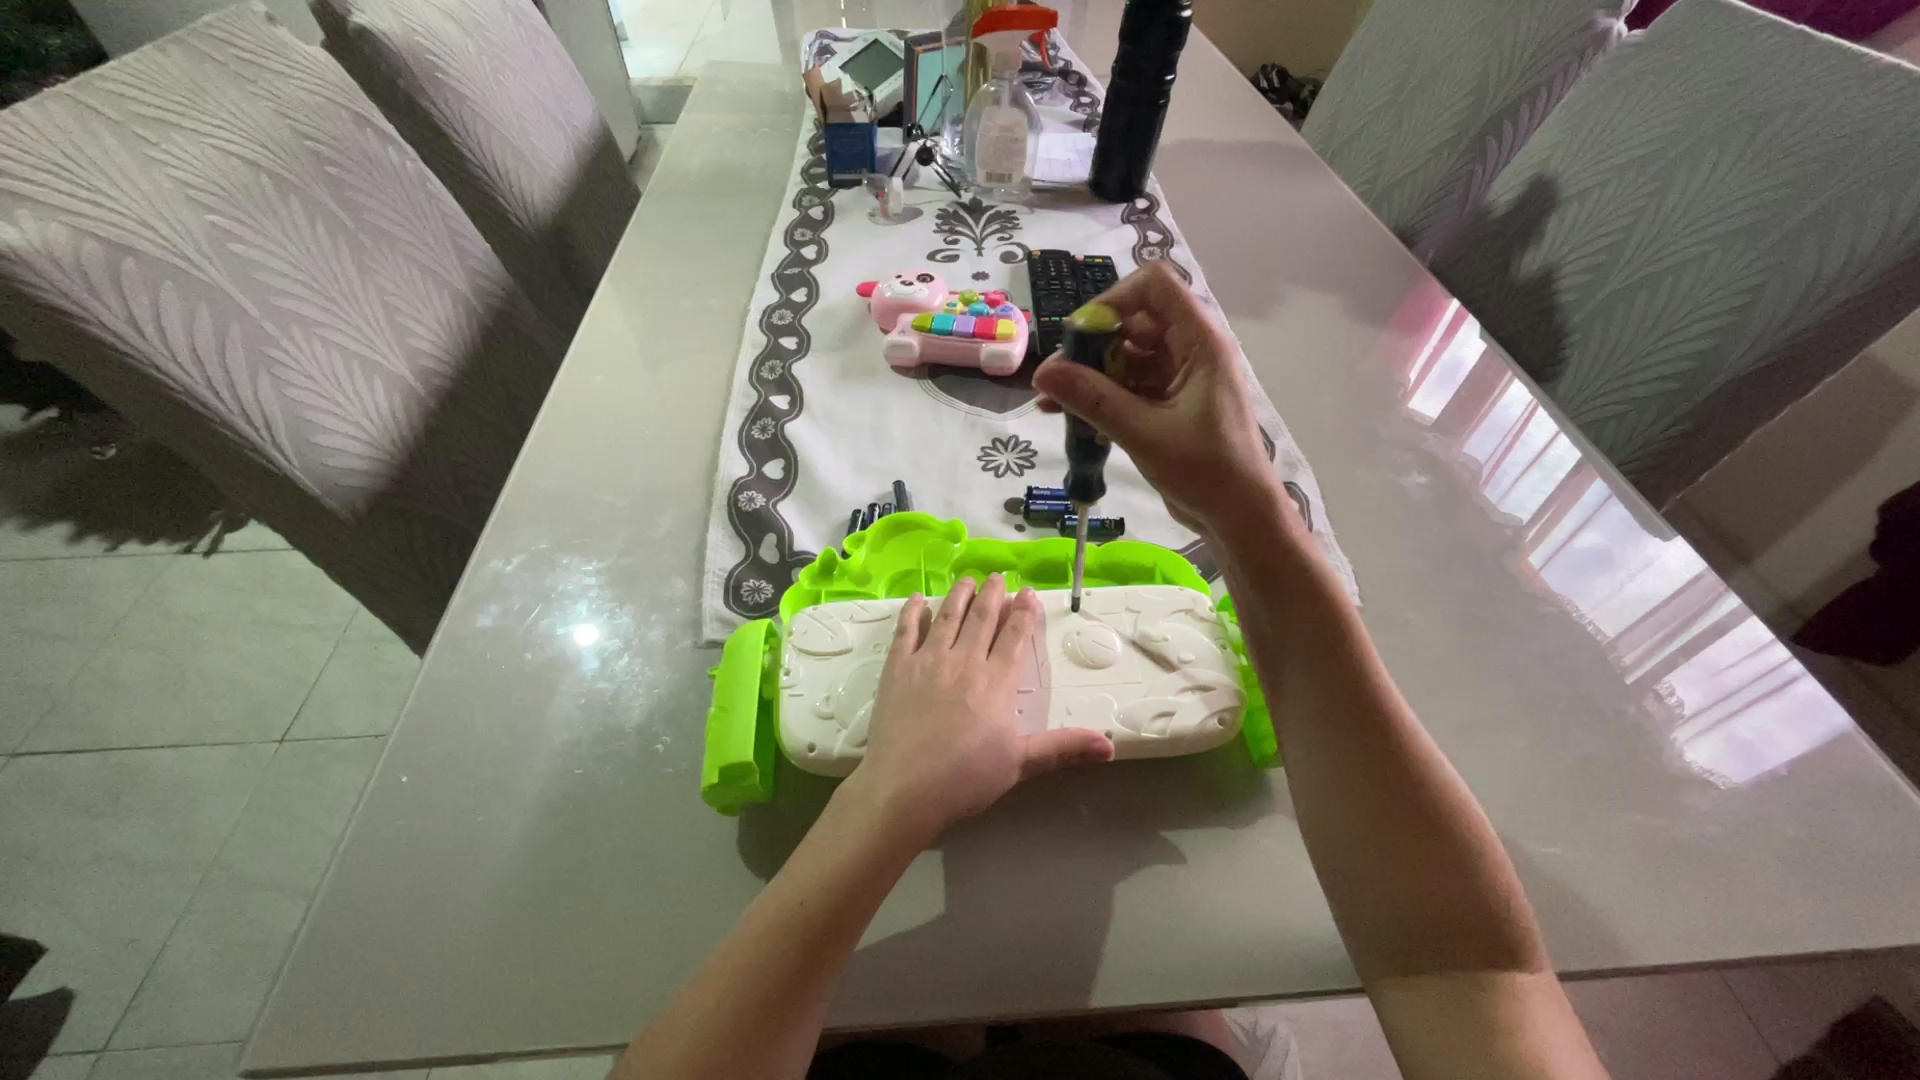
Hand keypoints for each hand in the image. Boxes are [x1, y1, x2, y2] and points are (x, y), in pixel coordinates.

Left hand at [845, 575, 1112, 838]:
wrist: (905, 788)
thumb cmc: (965, 778)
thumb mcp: (1020, 763)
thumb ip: (1062, 748)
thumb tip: (1109, 747)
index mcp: (997, 682)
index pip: (1014, 637)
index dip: (1023, 613)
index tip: (1028, 593)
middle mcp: (965, 661)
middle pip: (982, 619)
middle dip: (993, 595)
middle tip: (998, 577)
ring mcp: (928, 661)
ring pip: (948, 617)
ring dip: (960, 595)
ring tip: (968, 579)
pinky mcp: (897, 668)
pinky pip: (906, 631)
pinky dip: (912, 612)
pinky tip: (916, 599)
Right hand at [1032, 260, 1289, 539]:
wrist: (1239, 517)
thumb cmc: (1206, 471)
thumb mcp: (1144, 433)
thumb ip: (1092, 399)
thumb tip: (1042, 373)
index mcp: (1200, 342)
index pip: (1153, 286)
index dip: (1113, 301)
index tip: (1080, 339)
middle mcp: (1189, 350)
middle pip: (1132, 322)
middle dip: (1091, 346)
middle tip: (1057, 377)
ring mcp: (1178, 378)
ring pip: (1125, 357)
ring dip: (1089, 376)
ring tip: (1051, 404)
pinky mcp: (1167, 405)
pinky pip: (1127, 387)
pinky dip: (1099, 398)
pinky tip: (1068, 419)